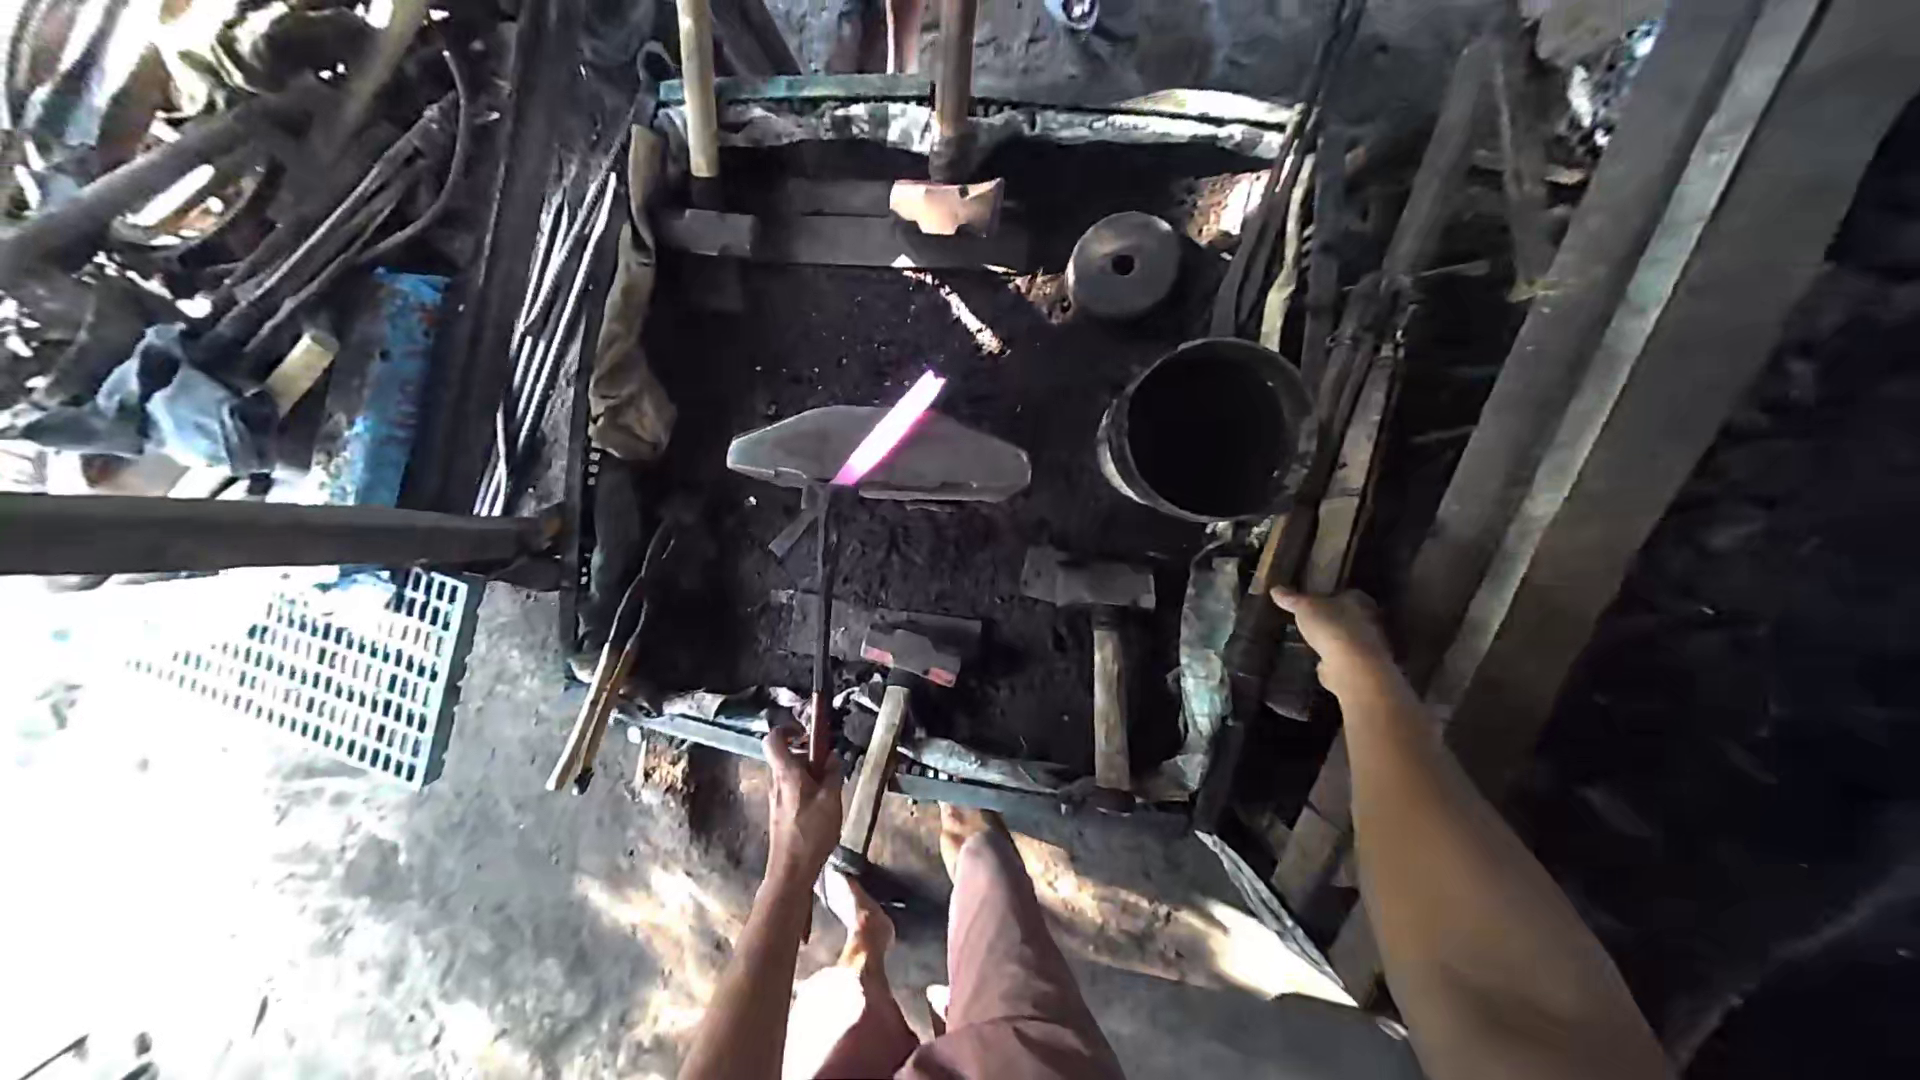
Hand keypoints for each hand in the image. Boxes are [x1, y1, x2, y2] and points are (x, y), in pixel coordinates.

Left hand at [760, 725, 842, 886]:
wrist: (791, 872)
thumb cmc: (811, 832)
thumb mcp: (831, 799)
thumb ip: (833, 773)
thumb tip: (833, 756)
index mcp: (785, 773)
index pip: (773, 739)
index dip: (788, 729)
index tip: (807, 733)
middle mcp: (775, 782)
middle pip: (787, 757)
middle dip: (809, 757)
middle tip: (830, 768)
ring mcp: (775, 799)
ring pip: (791, 775)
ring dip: (810, 776)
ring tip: (830, 791)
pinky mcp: (779, 813)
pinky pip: (792, 791)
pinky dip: (807, 791)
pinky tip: (823, 808)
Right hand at [1270, 586, 1397, 696]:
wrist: (1352, 665)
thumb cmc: (1331, 625)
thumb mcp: (1304, 606)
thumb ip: (1291, 598)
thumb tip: (1275, 589)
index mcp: (1359, 600)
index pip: (1345, 593)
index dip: (1329, 596)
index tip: (1313, 601)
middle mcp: (1369, 620)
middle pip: (1347, 615)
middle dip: (1331, 618)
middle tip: (1310, 621)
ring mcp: (1368, 644)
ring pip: (1346, 637)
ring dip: (1332, 639)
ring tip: (1311, 640)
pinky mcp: (1361, 665)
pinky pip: (1343, 657)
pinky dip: (1333, 658)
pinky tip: (1318, 659)